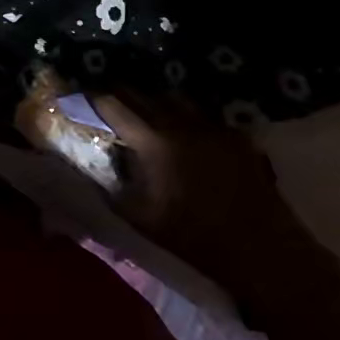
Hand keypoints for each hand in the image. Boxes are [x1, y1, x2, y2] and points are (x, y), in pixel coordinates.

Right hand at [91, 90, 324, 290]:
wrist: (259, 246)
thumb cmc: (194, 237)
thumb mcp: (141, 220)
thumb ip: (112, 191)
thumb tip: (95, 170)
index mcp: (153, 142)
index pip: (114, 106)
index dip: (94, 98)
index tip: (81, 95)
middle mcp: (180, 123)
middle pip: (143, 94)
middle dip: (122, 93)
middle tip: (109, 98)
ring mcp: (211, 124)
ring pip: (175, 98)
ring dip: (155, 100)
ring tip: (147, 110)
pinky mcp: (234, 133)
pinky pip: (204, 113)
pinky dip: (187, 116)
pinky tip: (187, 131)